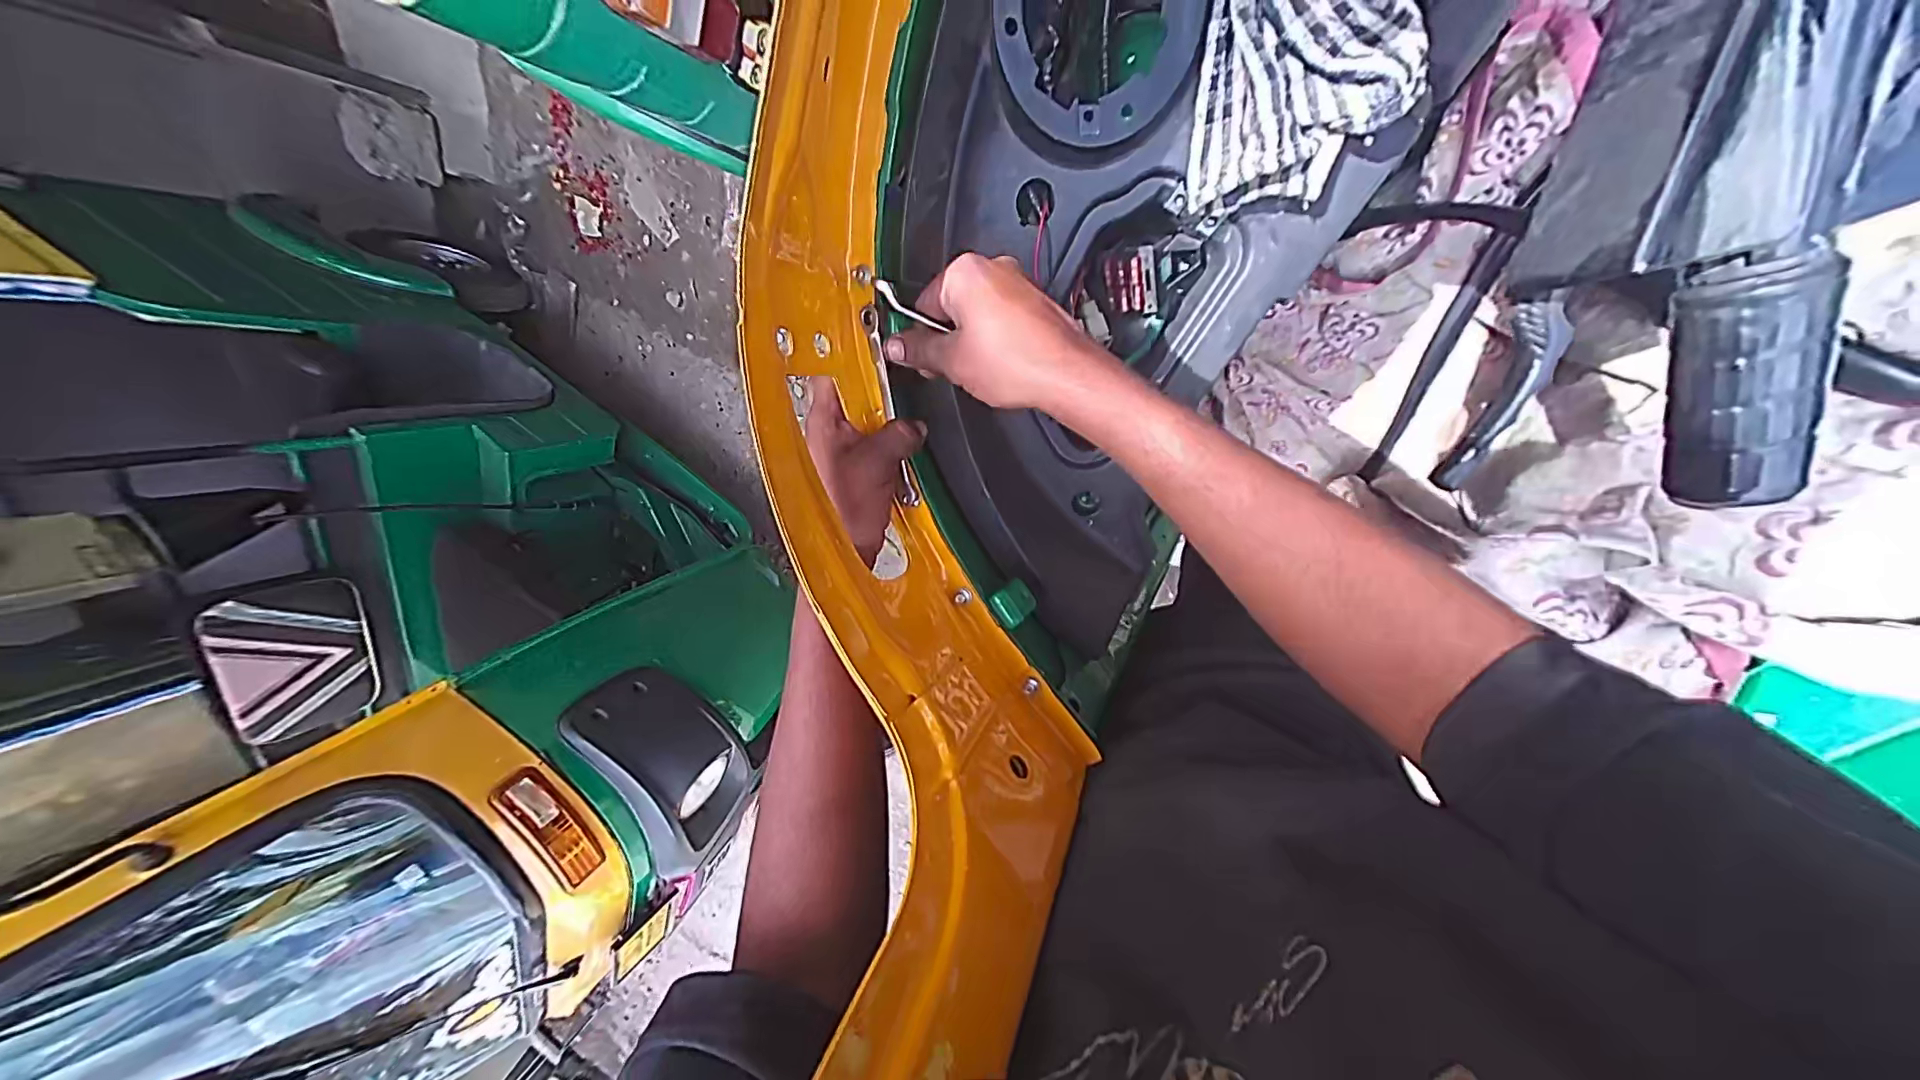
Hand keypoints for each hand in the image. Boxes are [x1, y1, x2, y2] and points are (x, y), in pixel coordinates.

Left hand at [804, 376, 923, 565]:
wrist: (847, 548)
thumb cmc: (844, 510)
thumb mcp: (877, 461)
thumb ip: (899, 434)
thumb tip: (915, 425)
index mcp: (822, 422)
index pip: (832, 373)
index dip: (854, 360)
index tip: (878, 352)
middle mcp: (827, 433)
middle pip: (856, 398)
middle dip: (881, 399)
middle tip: (900, 400)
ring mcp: (841, 453)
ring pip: (869, 424)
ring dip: (889, 429)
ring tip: (903, 434)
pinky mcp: (856, 471)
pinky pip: (877, 449)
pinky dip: (891, 451)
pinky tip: (901, 459)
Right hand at [882, 252, 1117, 412]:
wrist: (1066, 374)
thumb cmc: (1020, 361)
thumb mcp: (952, 361)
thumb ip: (920, 351)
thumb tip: (901, 347)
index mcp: (964, 272)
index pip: (921, 303)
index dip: (917, 336)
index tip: (916, 354)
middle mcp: (993, 268)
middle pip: (950, 305)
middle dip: (945, 337)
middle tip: (946, 366)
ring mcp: (1017, 284)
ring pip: (976, 313)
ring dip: (970, 340)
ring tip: (976, 368)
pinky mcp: (1034, 303)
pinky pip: (1000, 318)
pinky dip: (994, 339)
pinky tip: (997, 364)